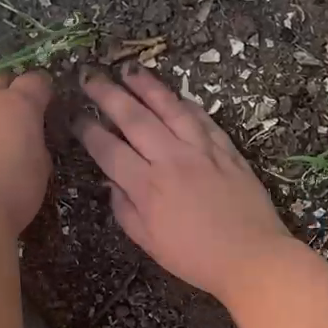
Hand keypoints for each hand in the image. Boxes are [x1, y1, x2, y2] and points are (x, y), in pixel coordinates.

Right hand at [74, 64, 296, 302]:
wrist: (252, 257)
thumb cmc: (195, 258)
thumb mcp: (149, 242)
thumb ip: (126, 210)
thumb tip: (112, 184)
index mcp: (147, 186)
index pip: (109, 150)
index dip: (88, 131)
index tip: (75, 116)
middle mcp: (171, 159)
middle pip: (134, 118)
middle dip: (108, 95)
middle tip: (91, 76)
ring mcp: (202, 150)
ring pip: (170, 109)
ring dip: (147, 87)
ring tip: (130, 69)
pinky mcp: (227, 150)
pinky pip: (203, 119)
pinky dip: (186, 105)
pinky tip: (176, 96)